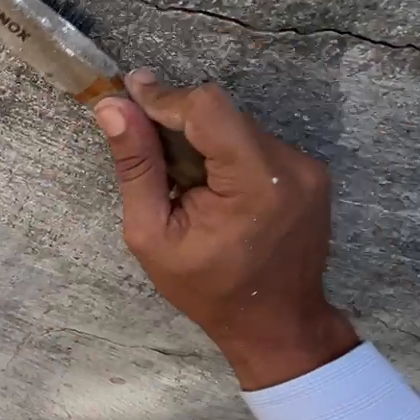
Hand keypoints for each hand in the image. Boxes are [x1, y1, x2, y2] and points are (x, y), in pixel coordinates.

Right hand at [93, 70, 358, 389]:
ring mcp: (306, 167)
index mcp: (256, 182)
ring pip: (233, 123)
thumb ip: (136, 166)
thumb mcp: (151, 232)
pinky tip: (203, 183)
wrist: (278, 325)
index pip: (207, 107)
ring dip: (196, 136)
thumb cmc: (207, 288)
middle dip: (174, 120)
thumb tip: (111, 107)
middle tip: (139, 145)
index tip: (126, 93)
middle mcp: (291, 164)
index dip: (163, 97)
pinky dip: (218, 149)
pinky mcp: (308, 172)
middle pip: (219, 112)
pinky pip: (250, 140)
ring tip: (175, 177)